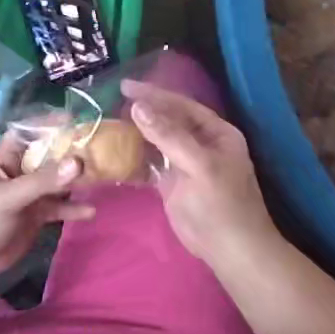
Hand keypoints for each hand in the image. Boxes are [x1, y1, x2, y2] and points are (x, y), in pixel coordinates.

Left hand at [0, 133, 94, 284]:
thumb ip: (42, 181)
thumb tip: (79, 162)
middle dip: (70, 153)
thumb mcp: (8, 197)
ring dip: (76, 180)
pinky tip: (90, 211)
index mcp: (1, 160)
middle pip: (47, 156)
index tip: (77, 120)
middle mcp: (16, 173)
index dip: (48, 125)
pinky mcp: (36, 215)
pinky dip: (73, 208)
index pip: (26, 134)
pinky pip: (58, 206)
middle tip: (102, 149)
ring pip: (56, 181)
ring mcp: (27, 194)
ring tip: (103, 177)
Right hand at [123, 81, 279, 266]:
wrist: (229, 248)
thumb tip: (137, 106)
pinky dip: (130, 159)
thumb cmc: (221, 204)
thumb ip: (168, 135)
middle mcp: (200, 144)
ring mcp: (184, 164)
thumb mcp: (198, 165)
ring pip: (154, 141)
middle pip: (166, 120)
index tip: (124, 86)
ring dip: (132, 134)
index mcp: (216, 133)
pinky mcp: (170, 183)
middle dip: (140, 112)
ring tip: (105, 125)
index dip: (154, 94)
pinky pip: (147, 164)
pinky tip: (111, 155)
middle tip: (108, 103)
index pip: (182, 105)